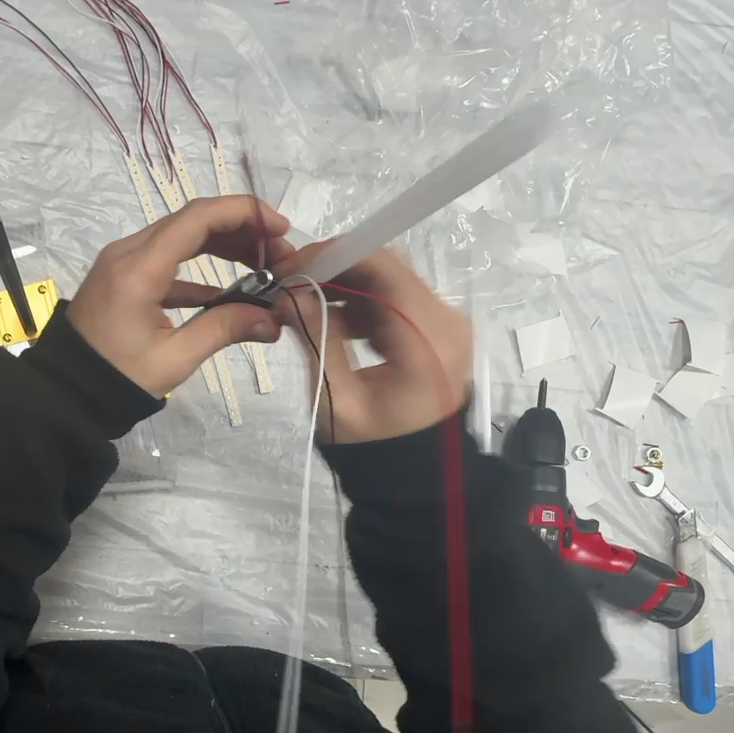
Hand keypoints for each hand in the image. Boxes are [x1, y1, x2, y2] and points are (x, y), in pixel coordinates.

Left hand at [67, 196, 293, 397]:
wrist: (65, 392)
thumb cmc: (116, 377)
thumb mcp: (174, 358)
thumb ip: (223, 330)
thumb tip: (272, 320)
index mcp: (139, 267)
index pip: (198, 218)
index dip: (244, 214)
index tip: (279, 229)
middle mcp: (128, 253)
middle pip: (192, 222)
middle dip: (240, 232)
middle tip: (278, 256)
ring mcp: (122, 263)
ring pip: (180, 238)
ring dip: (221, 247)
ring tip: (260, 268)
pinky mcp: (121, 279)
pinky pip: (166, 262)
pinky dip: (197, 271)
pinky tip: (227, 291)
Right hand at [274, 245, 472, 443]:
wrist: (414, 476)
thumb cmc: (374, 447)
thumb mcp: (337, 398)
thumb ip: (316, 338)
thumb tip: (287, 291)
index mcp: (427, 338)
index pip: (381, 267)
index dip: (332, 256)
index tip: (288, 269)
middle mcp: (445, 319)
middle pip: (386, 268)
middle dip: (333, 268)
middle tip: (288, 285)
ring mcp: (444, 323)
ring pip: (388, 279)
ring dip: (343, 284)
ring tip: (302, 304)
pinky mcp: (434, 329)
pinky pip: (394, 299)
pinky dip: (359, 301)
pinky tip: (330, 319)